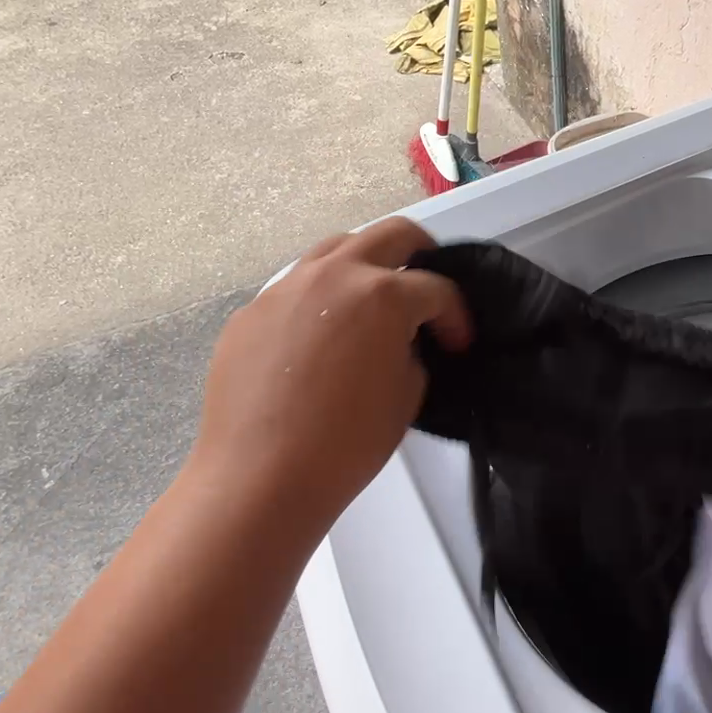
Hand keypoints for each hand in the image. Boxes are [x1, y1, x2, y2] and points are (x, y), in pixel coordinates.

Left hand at [187, 217, 470, 526]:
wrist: (261, 477)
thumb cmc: (350, 439)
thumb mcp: (410, 389)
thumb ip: (413, 346)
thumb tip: (401, 339)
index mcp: (384, 294)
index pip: (438, 288)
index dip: (457, 317)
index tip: (459, 343)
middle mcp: (334, 275)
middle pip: (392, 234)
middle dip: (422, 253)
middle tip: (427, 290)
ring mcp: (285, 289)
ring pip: (337, 248)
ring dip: (367, 266)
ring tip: (375, 304)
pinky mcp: (252, 313)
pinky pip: (297, 287)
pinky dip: (324, 299)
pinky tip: (325, 339)